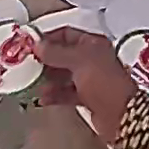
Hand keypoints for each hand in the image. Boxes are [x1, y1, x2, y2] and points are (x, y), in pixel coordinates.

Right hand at [37, 27, 135, 141]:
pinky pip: (67, 92)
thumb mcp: (78, 61)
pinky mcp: (88, 98)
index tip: (30, 44)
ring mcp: (91, 79)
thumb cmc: (103, 81)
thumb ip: (56, 52)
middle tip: (27, 64)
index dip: (49, 37)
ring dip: (49, 78)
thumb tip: (37, 45)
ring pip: (64, 75)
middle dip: (46, 59)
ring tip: (32, 82)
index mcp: (93, 44)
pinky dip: (55, 94)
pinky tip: (42, 99)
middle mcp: (92, 59)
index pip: (67, 34)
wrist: (121, 115)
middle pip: (64, 54)